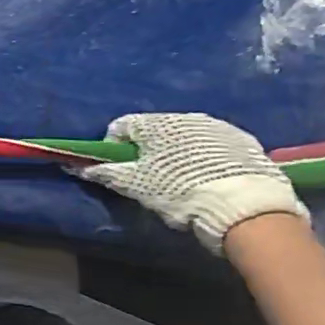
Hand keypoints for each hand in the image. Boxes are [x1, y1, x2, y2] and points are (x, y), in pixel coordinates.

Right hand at [74, 112, 305, 252]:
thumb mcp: (133, 184)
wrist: (246, 207)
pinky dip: (204, 157)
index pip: (121, 127)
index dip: (114, 147)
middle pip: (155, 131)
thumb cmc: (178, 189)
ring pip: (185, 137)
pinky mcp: (247, 142)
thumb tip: (76, 166)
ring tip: (180, 178)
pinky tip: (207, 178)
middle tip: (148, 175)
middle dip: (148, 149)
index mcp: (156, 123)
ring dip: (177, 152)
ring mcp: (220, 128)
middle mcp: (187, 118)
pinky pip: (213, 145)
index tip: (118, 168)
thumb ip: (103, 172)